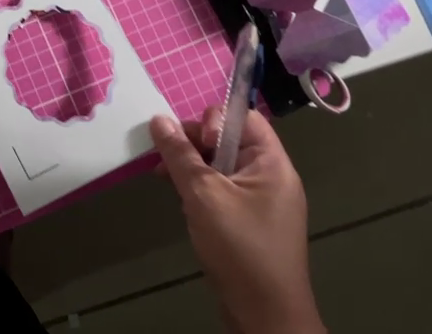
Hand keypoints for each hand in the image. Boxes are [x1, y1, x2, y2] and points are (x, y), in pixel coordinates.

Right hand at [150, 109, 323, 333]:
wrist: (265, 317)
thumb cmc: (239, 247)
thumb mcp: (202, 194)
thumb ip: (179, 154)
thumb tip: (159, 119)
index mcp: (272, 164)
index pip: (244, 118)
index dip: (214, 120)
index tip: (194, 143)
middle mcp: (271, 177)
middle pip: (229, 139)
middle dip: (194, 144)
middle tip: (167, 160)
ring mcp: (262, 202)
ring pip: (222, 166)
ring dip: (193, 167)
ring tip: (167, 179)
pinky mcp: (251, 222)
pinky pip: (223, 189)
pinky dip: (200, 188)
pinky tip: (181, 200)